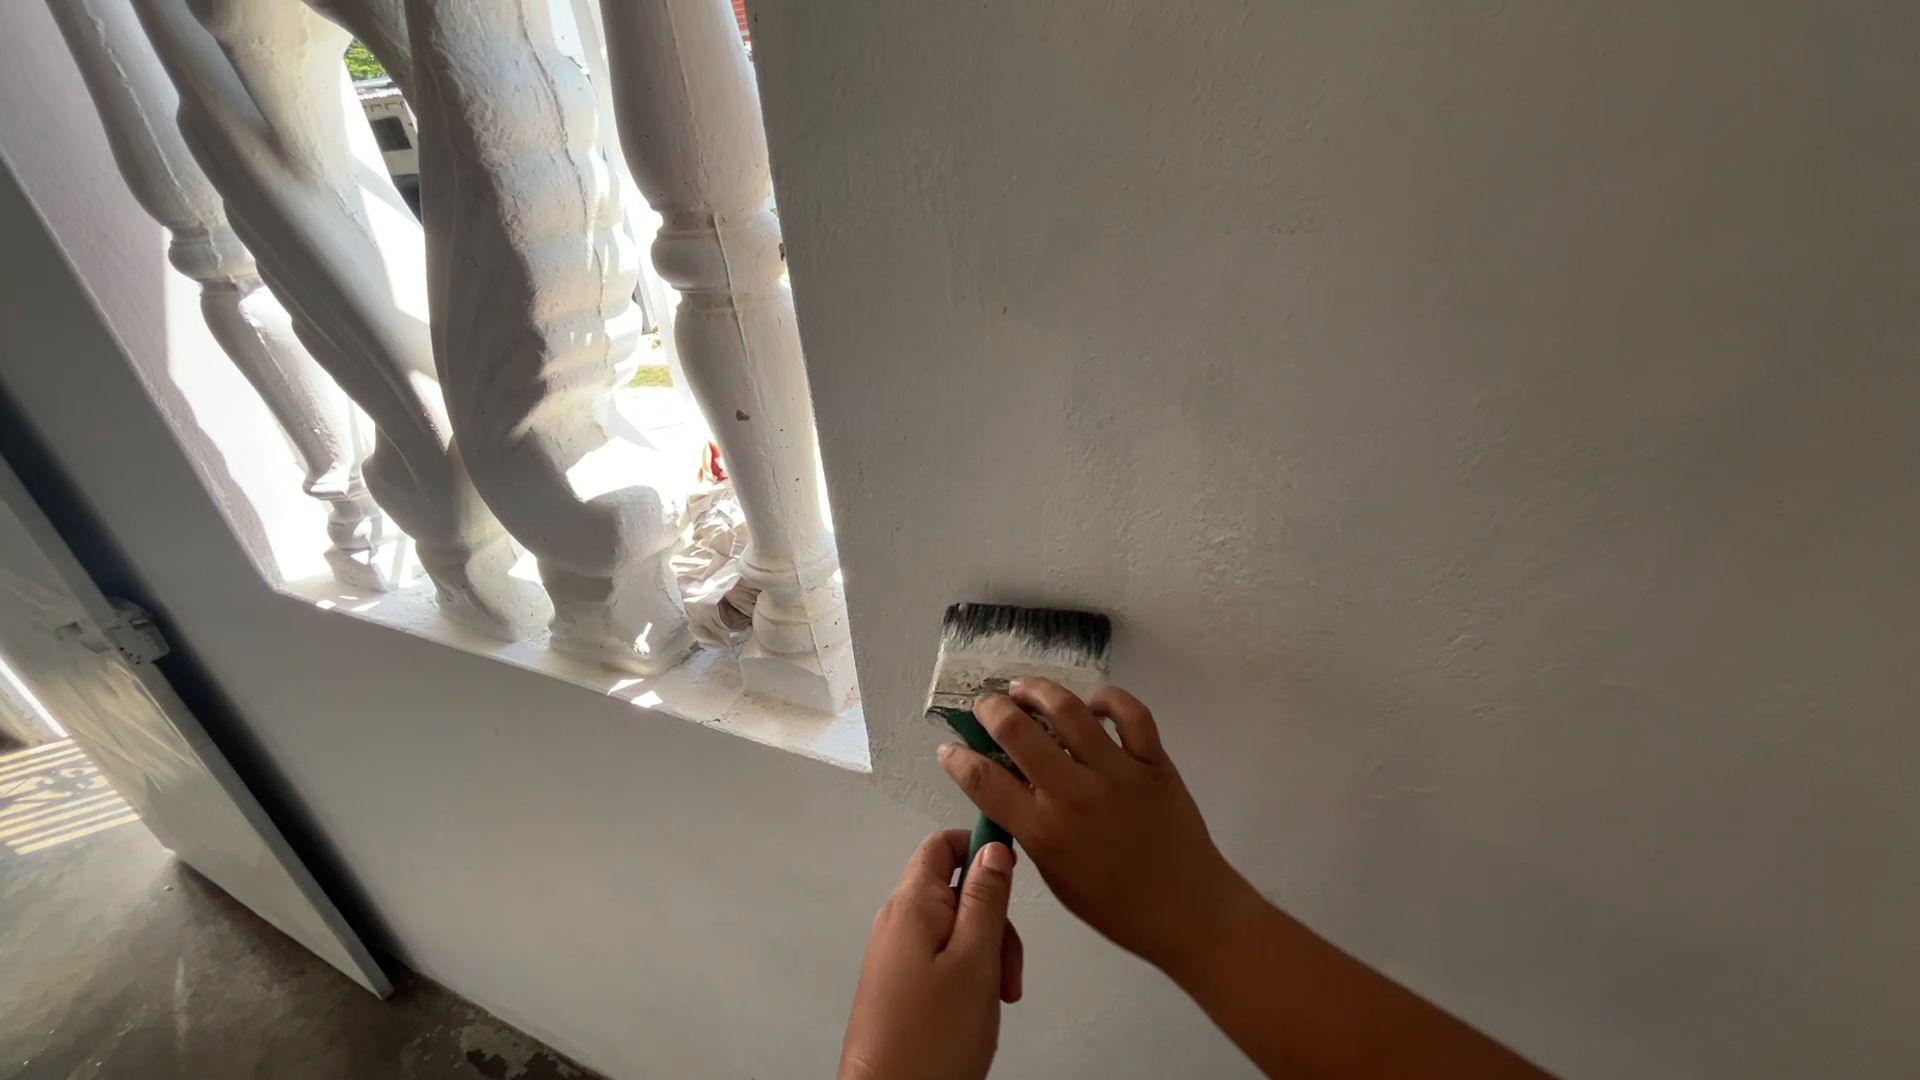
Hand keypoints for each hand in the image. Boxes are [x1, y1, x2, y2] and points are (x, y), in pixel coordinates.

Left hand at [839, 830, 1023, 1079]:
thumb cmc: (931, 1041)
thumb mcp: (975, 960)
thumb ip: (986, 898)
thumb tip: (993, 848)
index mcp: (912, 904)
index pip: (943, 844)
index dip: (980, 845)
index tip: (1013, 869)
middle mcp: (897, 920)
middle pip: (955, 889)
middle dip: (992, 919)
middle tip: (1008, 967)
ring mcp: (895, 952)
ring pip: (954, 926)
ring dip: (985, 952)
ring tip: (997, 997)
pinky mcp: (898, 981)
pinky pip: (941, 955)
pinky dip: (968, 971)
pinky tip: (978, 1007)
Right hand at [938, 679, 1258, 976]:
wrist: (1188, 911)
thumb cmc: (1114, 904)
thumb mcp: (1055, 874)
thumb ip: (1028, 828)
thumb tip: (1010, 786)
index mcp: (1044, 831)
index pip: (984, 782)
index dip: (957, 759)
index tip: (949, 748)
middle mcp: (1074, 794)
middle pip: (1017, 731)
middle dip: (990, 708)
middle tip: (986, 704)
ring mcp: (1116, 772)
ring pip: (1068, 709)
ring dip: (1037, 690)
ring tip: (1024, 687)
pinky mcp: (1153, 761)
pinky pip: (1129, 713)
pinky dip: (1107, 699)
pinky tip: (1091, 704)